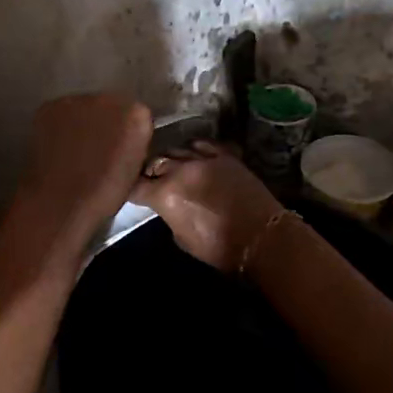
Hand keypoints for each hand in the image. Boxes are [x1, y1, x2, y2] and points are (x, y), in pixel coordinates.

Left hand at [15, 93, 153, 236]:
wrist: (60, 201)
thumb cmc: (104, 194)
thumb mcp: (134, 167)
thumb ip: (134, 143)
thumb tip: (124, 138)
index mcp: (137, 115)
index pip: (137, 115)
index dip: (129, 132)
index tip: (123, 148)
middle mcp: (108, 99)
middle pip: (110, 105)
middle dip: (106, 121)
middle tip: (99, 146)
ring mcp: (76, 100)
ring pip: (84, 107)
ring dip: (83, 122)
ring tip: (76, 148)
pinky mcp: (50, 106)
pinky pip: (61, 112)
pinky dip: (61, 125)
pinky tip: (58, 145)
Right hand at [132, 142, 285, 270]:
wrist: (261, 237)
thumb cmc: (219, 248)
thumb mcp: (182, 239)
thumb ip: (169, 216)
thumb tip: (168, 206)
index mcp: (165, 194)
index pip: (136, 186)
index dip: (130, 190)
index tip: (131, 193)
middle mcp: (180, 170)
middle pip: (154, 162)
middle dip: (150, 172)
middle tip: (151, 181)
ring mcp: (204, 159)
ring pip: (177, 150)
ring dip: (171, 160)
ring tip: (171, 168)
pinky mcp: (225, 156)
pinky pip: (202, 145)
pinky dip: (194, 151)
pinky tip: (195, 158)